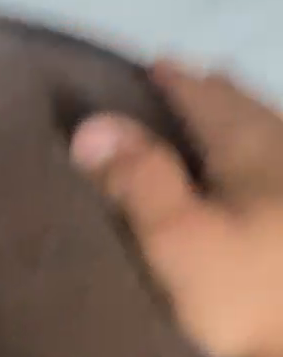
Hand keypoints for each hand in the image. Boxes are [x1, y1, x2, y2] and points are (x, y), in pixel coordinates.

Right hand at [72, 61, 282, 356]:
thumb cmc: (247, 295)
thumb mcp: (175, 237)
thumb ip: (136, 180)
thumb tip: (92, 122)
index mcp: (259, 161)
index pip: (215, 109)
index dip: (184, 86)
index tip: (158, 61)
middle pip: (261, 118)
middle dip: (226, 97)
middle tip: (201, 76)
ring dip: (257, 123)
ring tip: (237, 113)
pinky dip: (274, 159)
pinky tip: (270, 175)